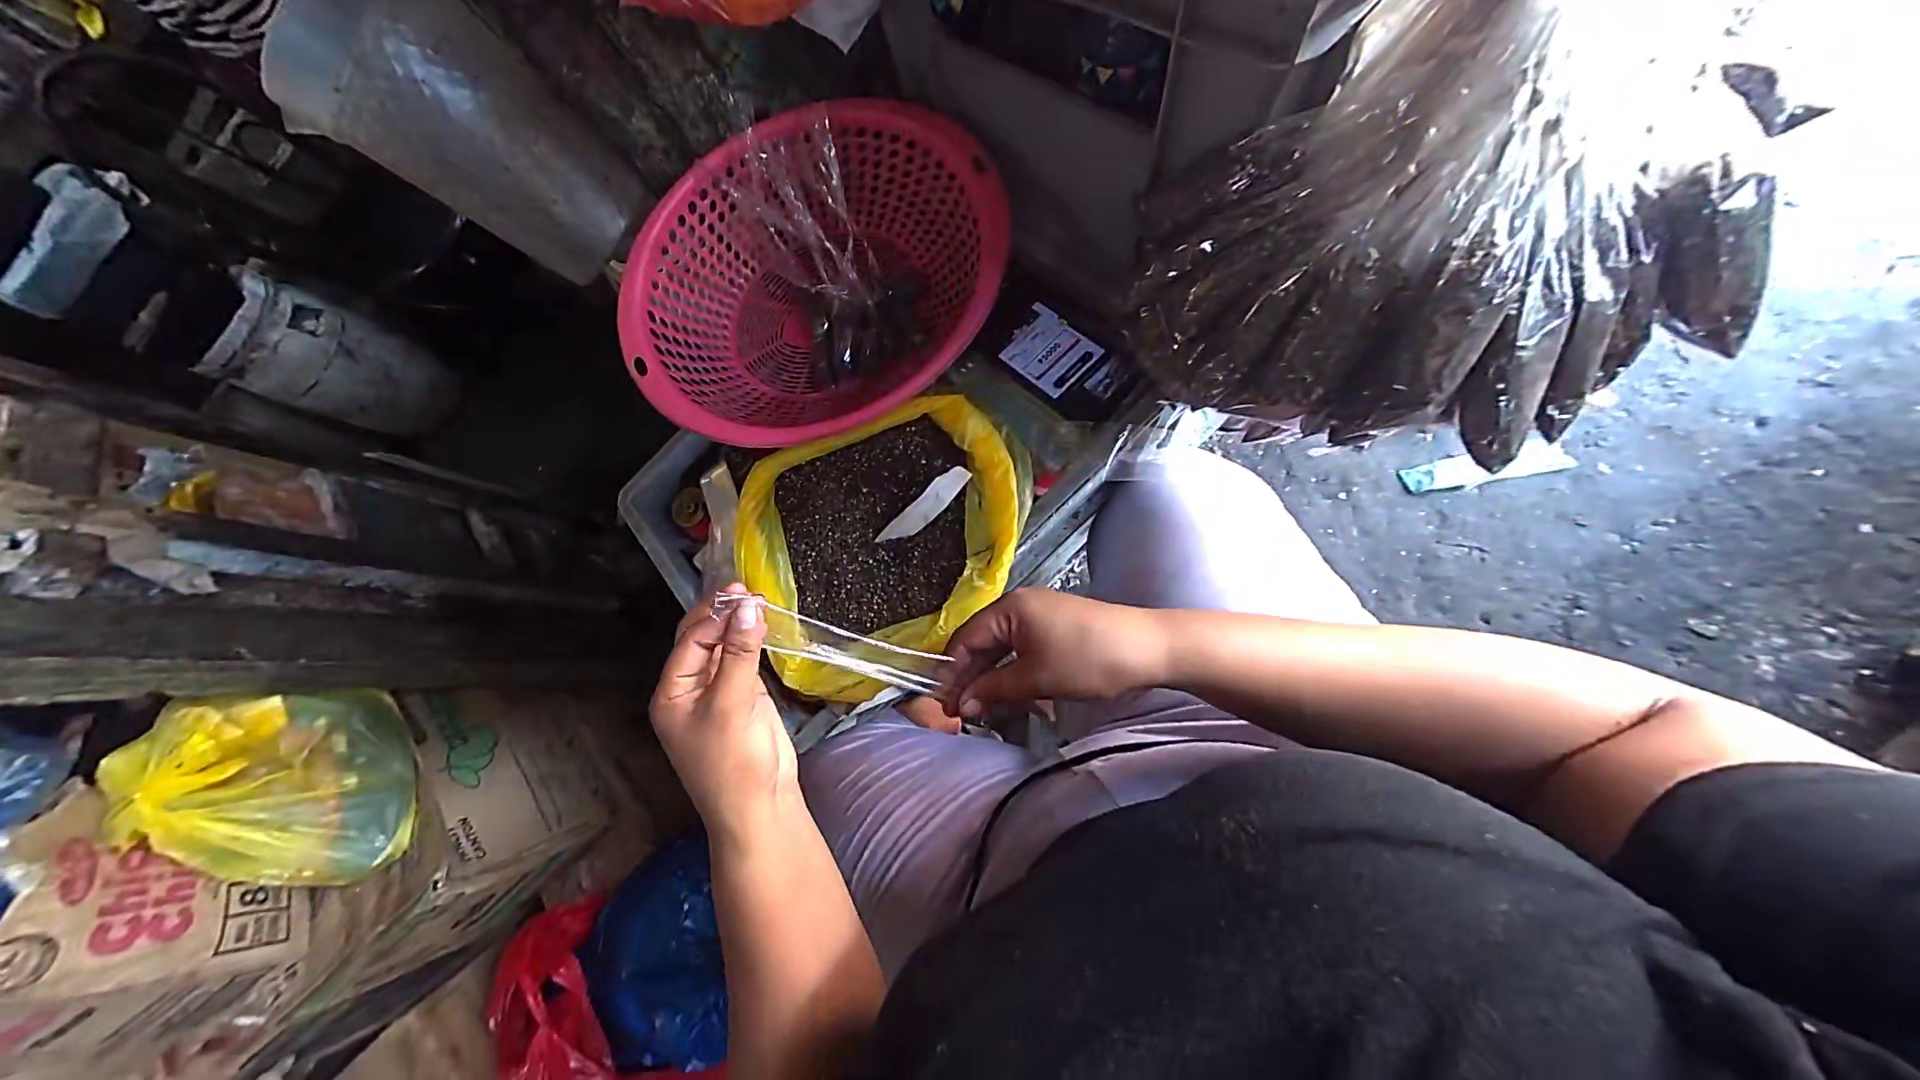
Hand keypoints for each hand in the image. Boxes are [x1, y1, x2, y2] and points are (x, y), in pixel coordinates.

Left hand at [650, 585, 795, 844]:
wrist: (760, 806)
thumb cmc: (733, 762)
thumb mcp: (731, 704)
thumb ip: (739, 653)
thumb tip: (748, 607)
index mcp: (671, 693)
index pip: (690, 642)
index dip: (714, 617)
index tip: (742, 594)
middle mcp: (688, 690)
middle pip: (701, 640)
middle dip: (722, 615)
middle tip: (749, 591)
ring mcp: (716, 693)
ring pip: (723, 648)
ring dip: (738, 626)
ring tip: (759, 602)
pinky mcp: (742, 699)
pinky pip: (741, 661)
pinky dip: (751, 643)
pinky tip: (763, 627)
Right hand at [939, 588, 1170, 718]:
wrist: (1149, 648)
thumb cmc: (1087, 659)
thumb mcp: (1036, 678)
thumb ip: (994, 690)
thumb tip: (962, 705)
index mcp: (1009, 608)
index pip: (965, 639)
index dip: (952, 674)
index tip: (945, 706)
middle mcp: (1019, 605)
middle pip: (982, 643)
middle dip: (971, 678)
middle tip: (961, 714)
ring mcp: (1039, 615)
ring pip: (1002, 648)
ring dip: (991, 678)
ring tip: (982, 709)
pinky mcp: (1056, 628)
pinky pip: (1022, 649)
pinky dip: (1013, 671)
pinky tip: (1009, 694)